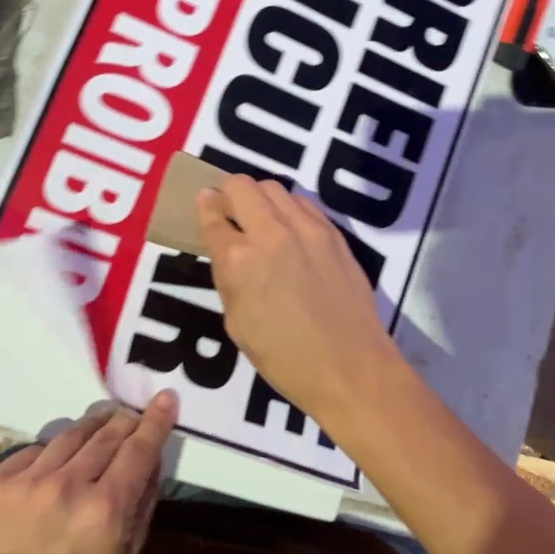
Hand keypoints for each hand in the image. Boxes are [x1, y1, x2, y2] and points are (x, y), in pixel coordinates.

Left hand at [0, 392, 177, 553]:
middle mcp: (68, 485)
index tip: (166, 398)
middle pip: (108, 433)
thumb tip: (153, 462)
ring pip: (72, 433)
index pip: (139, 449)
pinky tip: (58, 462)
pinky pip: (36, 449)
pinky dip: (54, 450)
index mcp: (105, 511)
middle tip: (133, 417)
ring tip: (100, 428)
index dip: (156, 420)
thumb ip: (141, 509)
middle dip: (127, 421)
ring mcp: (28, 480)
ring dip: (93, 428)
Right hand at [195, 176, 400, 424]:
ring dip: (260, 198)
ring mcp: (307, 228)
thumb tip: (225, 249)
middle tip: (230, 212)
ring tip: (260, 219)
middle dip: (229, 194)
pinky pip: (303, 202)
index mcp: (240, 261)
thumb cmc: (285, 358)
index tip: (204, 205)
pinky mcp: (333, 232)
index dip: (204, 209)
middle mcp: (271, 233)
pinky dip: (288, 207)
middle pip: (242, 186)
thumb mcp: (237, 324)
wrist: (350, 367)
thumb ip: (228, 278)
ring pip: (274, 187)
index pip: (213, 216)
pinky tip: (289, 229)